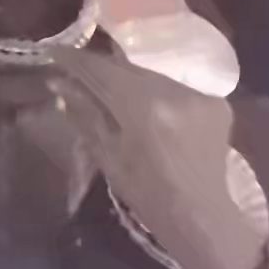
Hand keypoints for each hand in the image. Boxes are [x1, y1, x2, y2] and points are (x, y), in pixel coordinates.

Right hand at [50, 48, 266, 268]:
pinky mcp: (216, 101)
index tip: (52, 51)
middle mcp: (175, 91)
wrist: (201, 217)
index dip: (74, 59)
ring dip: (128, 79)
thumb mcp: (107, 155)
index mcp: (144, 108)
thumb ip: (84, 113)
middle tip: (75, 69)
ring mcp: (199, 94)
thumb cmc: (146, 194)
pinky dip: (154, 91)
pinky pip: (174, 87)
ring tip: (107, 87)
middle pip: (128, 68)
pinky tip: (144, 105)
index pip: (102, 70)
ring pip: (151, 75)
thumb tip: (58, 82)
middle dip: (100, 68)